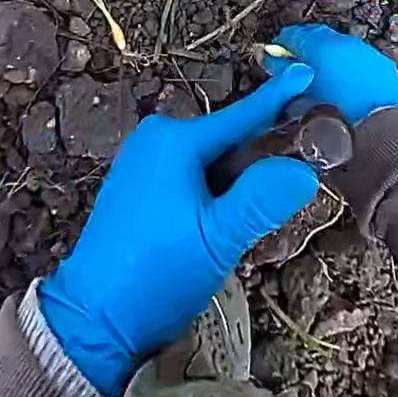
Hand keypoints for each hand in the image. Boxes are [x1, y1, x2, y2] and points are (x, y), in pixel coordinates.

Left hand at [39, 64, 320, 396]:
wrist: (90, 325)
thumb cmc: (156, 275)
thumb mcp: (217, 239)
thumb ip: (261, 199)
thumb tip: (305, 170)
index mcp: (175, 140)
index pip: (241, 115)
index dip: (278, 95)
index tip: (306, 71)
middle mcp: (157, 137)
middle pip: (228, 137)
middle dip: (260, 154)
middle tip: (295, 172)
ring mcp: (144, 158)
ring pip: (212, 157)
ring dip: (238, 176)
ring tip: (260, 207)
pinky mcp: (139, 182)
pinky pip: (192, 170)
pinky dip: (216, 185)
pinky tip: (227, 212)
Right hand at [262, 23, 397, 124]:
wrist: (375, 138)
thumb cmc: (334, 121)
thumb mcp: (297, 97)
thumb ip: (280, 71)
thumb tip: (268, 57)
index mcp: (324, 47)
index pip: (296, 34)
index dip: (282, 45)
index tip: (276, 55)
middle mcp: (347, 45)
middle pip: (318, 37)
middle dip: (305, 49)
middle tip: (294, 67)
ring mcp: (367, 54)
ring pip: (339, 47)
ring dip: (327, 59)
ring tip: (317, 81)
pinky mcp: (382, 67)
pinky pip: (358, 59)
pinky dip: (346, 68)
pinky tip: (340, 87)